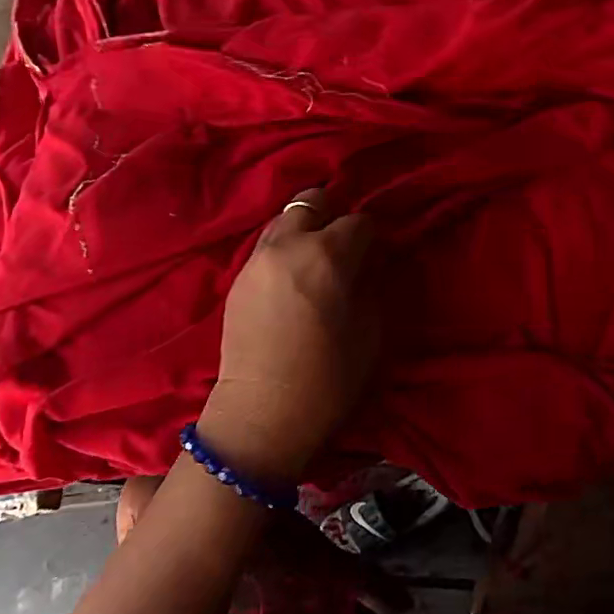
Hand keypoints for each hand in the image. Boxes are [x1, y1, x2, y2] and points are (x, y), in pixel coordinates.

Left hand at [199, 188, 375, 486]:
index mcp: (326, 256)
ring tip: (314, 260)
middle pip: (311, 200)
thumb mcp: (369, 332)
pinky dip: (282, 250)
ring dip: (303, 230)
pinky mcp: (237, 279)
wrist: (263, 412)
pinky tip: (290, 279)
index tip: (376, 254)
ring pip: (283, 219)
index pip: (358, 222)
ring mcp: (256, 259)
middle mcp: (287, 245)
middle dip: (332, 214)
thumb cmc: (329, 379)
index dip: (372, 236)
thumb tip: (365, 262)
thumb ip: (369, 284)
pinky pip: (265, 246)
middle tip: (342, 245)